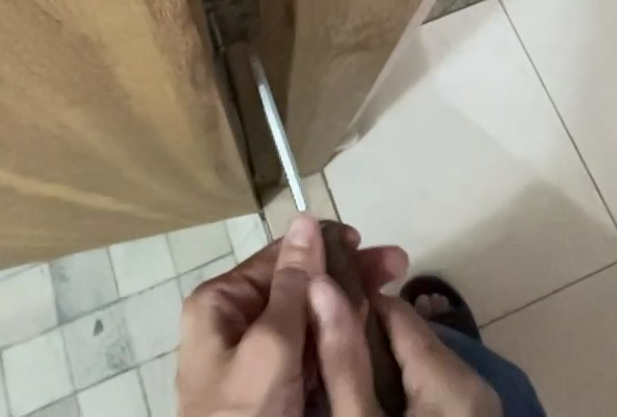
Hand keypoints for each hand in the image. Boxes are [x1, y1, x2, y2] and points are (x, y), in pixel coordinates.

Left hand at [179, 214, 406, 415]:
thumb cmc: (246, 416)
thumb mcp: (271, 346)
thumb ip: (293, 284)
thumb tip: (305, 219)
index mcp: (220, 305)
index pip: (279, 257)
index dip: (324, 245)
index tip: (369, 243)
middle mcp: (233, 324)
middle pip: (297, 284)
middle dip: (345, 275)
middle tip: (396, 266)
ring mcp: (252, 359)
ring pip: (306, 318)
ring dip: (345, 307)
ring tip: (389, 296)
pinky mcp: (272, 389)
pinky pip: (307, 353)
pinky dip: (336, 342)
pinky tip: (367, 334)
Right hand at [310, 289, 501, 416]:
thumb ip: (343, 359)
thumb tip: (318, 284)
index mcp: (451, 376)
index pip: (392, 307)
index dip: (349, 304)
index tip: (312, 311)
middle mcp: (473, 379)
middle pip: (404, 335)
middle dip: (363, 340)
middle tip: (322, 357)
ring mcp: (477, 404)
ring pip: (415, 361)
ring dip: (380, 366)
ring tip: (343, 383)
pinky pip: (429, 388)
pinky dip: (400, 390)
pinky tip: (373, 405)